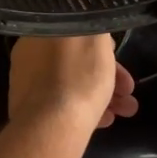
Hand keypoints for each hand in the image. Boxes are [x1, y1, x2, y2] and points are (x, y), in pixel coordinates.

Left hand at [8, 34, 138, 134]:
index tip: (121, 64)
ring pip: (72, 83)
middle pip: (76, 61)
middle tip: (129, 92)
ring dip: (102, 94)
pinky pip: (62, 103)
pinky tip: (105, 121)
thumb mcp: (97, 40)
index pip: (78, 36)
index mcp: (42, 31)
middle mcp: (29, 54)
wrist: (51, 129)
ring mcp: (27, 84)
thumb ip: (96, 29)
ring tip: (126, 111)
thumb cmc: (78, 78)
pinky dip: (84, 108)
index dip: (104, 49)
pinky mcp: (29, 111)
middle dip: (108, 75)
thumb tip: (94, 31)